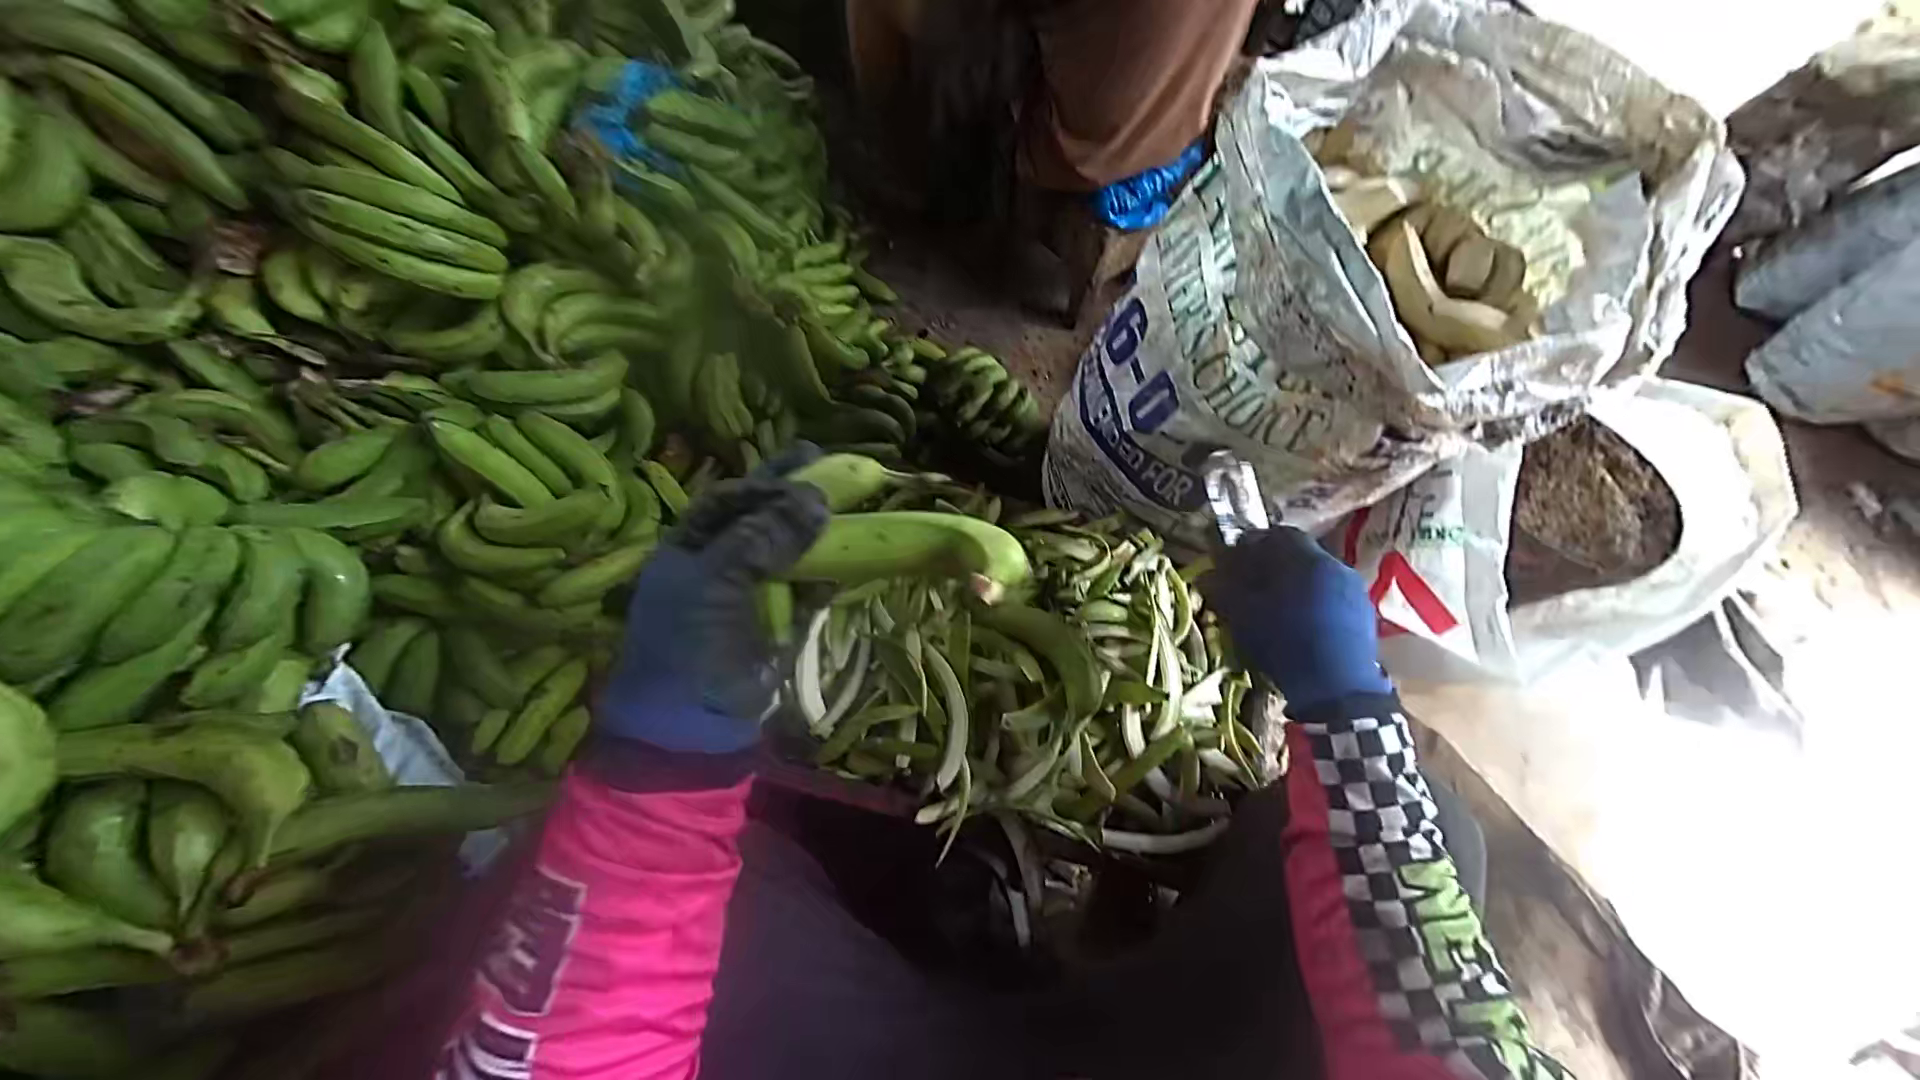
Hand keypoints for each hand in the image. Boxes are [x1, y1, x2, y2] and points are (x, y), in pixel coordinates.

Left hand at [597, 454, 828, 753]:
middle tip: (833, 464)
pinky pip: (815, 585)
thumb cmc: (688, 641)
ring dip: (823, 529)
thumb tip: (816, 500)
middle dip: (797, 493)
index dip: (768, 480)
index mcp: (695, 544)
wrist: (695, 722)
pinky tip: (855, 555)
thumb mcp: (714, 579)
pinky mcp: (787, 617)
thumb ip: (762, 537)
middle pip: (767, 516)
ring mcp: (760, 589)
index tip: (806, 462)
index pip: (733, 498)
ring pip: (796, 547)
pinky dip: (834, 572)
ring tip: (854, 503)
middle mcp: (727, 559)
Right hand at [1200, 526, 1391, 710]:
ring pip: (1317, 574)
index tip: (1236, 559)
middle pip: (1300, 554)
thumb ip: (1222, 588)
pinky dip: (1313, 600)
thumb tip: (1205, 574)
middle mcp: (1335, 566)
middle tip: (1252, 582)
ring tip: (1275, 605)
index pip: (1279, 534)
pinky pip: (1332, 594)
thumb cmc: (1283, 642)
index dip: (1254, 543)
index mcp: (1307, 560)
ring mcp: (1354, 590)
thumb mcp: (1243, 615)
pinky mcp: (1364, 614)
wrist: (1336, 687)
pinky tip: (1299, 622)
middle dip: (1274, 564)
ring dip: (1294, 582)